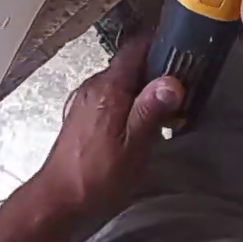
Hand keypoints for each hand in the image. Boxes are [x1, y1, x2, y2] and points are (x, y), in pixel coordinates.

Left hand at [29, 36, 183, 219]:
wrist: (59, 198)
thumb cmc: (97, 176)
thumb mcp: (133, 146)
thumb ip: (151, 110)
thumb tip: (172, 81)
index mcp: (108, 88)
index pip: (135, 48)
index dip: (159, 43)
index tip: (182, 46)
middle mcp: (94, 86)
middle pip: (129, 63)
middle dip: (156, 68)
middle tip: (183, 82)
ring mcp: (86, 99)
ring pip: (121, 80)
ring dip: (143, 87)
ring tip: (168, 105)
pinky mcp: (83, 114)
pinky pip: (111, 95)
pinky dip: (129, 100)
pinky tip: (142, 121)